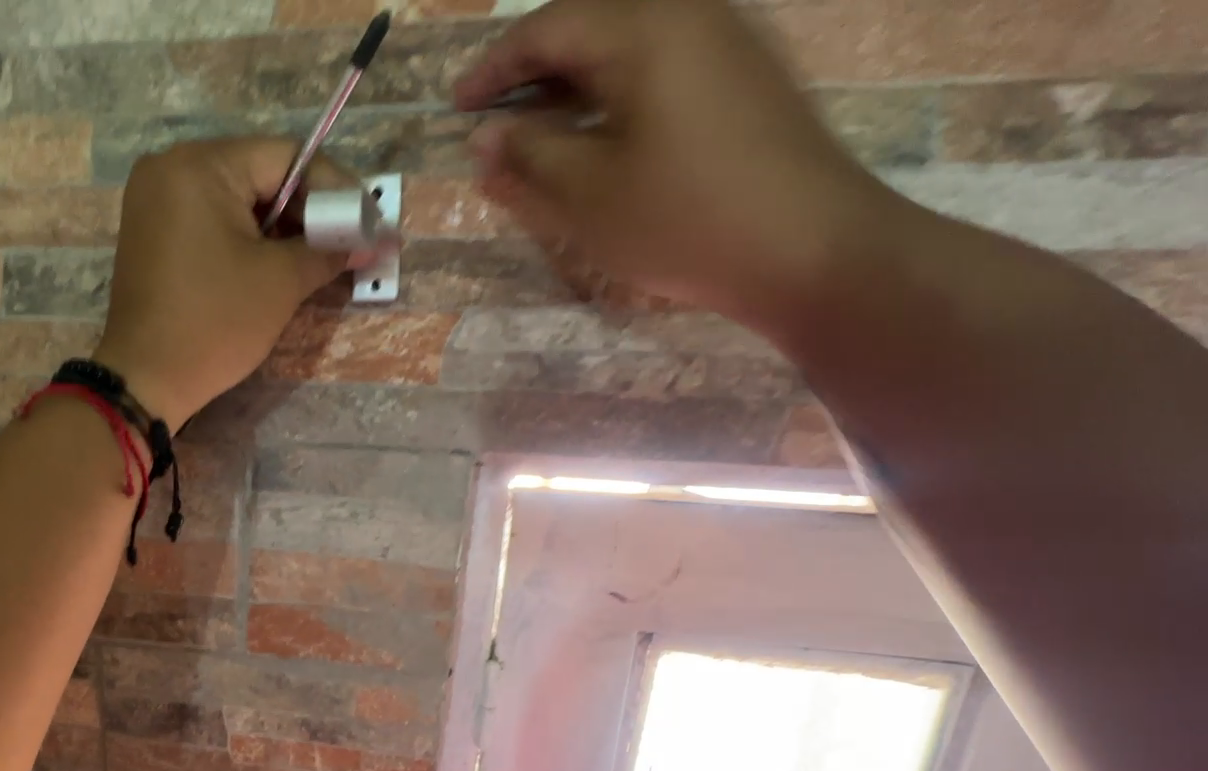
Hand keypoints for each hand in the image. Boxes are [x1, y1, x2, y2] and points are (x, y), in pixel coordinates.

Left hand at [94, 139, 352, 430]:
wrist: (145, 379)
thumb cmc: (215, 323)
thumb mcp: (281, 282)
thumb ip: (328, 250)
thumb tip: (371, 240)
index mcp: (200, 166)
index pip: (287, 157)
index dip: (335, 188)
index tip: (366, 221)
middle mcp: (170, 167)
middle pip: (260, 173)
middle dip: (308, 209)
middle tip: (346, 242)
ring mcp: (154, 200)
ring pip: (236, 197)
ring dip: (279, 226)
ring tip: (317, 258)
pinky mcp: (151, 231)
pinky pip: (210, 218)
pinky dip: (246, 237)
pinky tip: (275, 263)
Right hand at [455, 0, 915, 331]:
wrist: (812, 249)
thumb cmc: (685, 220)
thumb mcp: (587, 194)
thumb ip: (528, 154)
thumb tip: (485, 136)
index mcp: (645, 31)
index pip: (548, 28)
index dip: (493, 67)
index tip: (456, 107)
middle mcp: (689, 16)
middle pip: (589, 25)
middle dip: (531, 70)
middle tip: (492, 117)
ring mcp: (725, 44)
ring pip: (626, 47)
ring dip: (571, 84)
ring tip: (535, 132)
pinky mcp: (744, 79)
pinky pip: (660, 67)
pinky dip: (613, 94)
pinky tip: (596, 137)